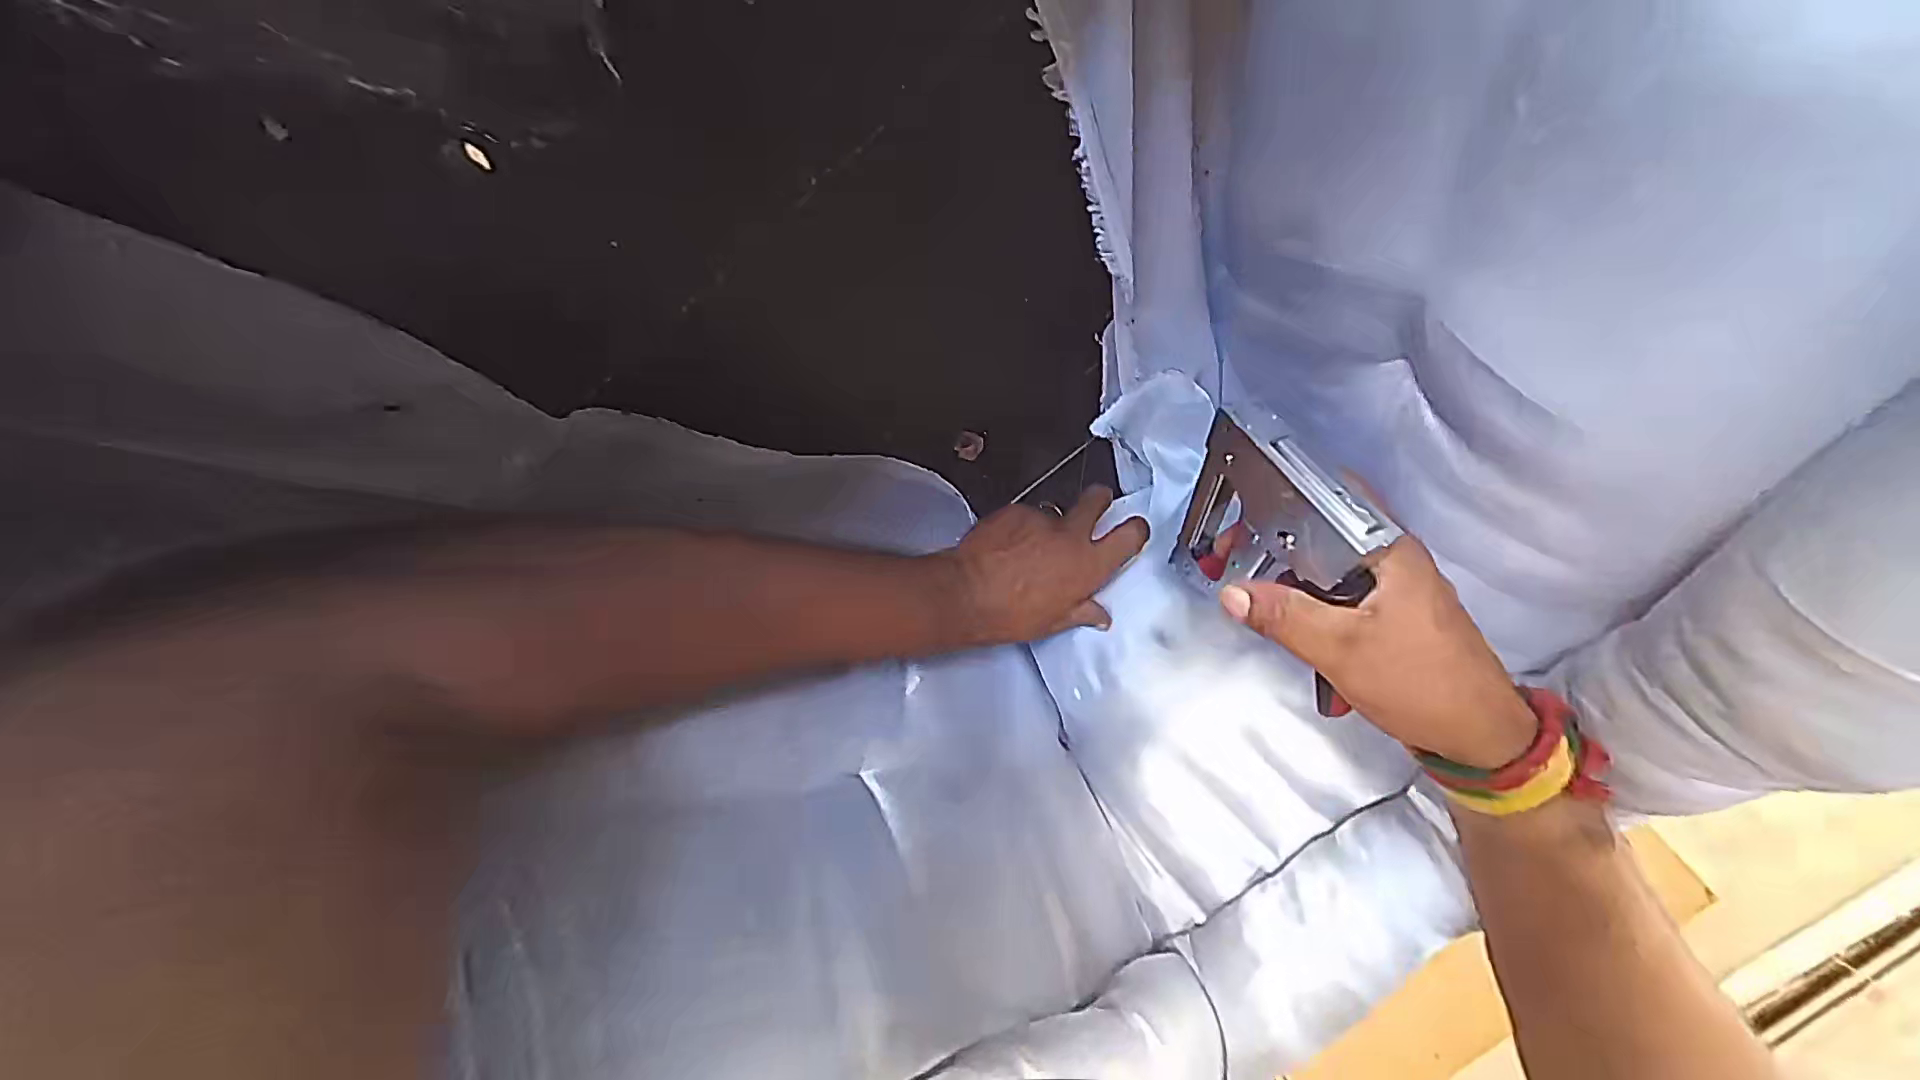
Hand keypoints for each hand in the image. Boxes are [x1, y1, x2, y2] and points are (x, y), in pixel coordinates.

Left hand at [937, 486, 1148, 645]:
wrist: (967, 594)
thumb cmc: (1010, 615)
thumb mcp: (1053, 621)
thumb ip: (1082, 611)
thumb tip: (1099, 616)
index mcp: (1088, 565)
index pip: (1131, 535)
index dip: (1136, 528)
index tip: (1133, 529)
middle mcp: (1070, 535)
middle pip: (1097, 499)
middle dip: (1099, 499)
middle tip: (1094, 507)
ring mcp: (1041, 518)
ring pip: (1055, 509)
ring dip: (1049, 522)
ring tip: (1029, 545)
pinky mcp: (1014, 510)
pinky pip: (1024, 514)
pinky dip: (1019, 525)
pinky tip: (1006, 544)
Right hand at [1219, 536, 1534, 767]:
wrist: (1480, 739)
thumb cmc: (1419, 684)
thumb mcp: (1339, 649)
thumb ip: (1283, 616)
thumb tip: (1231, 593)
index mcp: (1390, 551)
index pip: (1321, 507)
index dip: (1270, 513)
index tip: (1233, 535)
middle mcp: (1394, 561)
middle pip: (1317, 539)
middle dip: (1269, 553)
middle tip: (1230, 567)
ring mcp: (1393, 589)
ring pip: (1324, 572)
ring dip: (1287, 587)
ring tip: (1252, 602)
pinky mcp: (1389, 615)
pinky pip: (1336, 598)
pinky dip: (1309, 609)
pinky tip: (1292, 631)